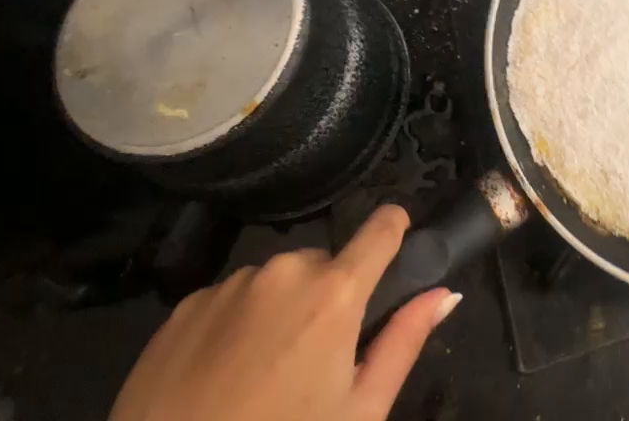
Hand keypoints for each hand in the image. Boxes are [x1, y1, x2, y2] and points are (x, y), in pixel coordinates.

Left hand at [109, 205, 458, 420]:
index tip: (395, 254)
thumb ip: (404, 342)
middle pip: (325, 265)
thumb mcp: (359, 413)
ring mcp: (229, 285)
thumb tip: (445, 294)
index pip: (382, 227)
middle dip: (329, 299)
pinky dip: (236, 327)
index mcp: (335, 292)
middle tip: (316, 363)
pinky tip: (221, 381)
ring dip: (281, 311)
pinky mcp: (184, 306)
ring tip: (262, 378)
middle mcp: (283, 271)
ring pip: (276, 282)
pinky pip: (230, 300)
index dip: (395, 233)